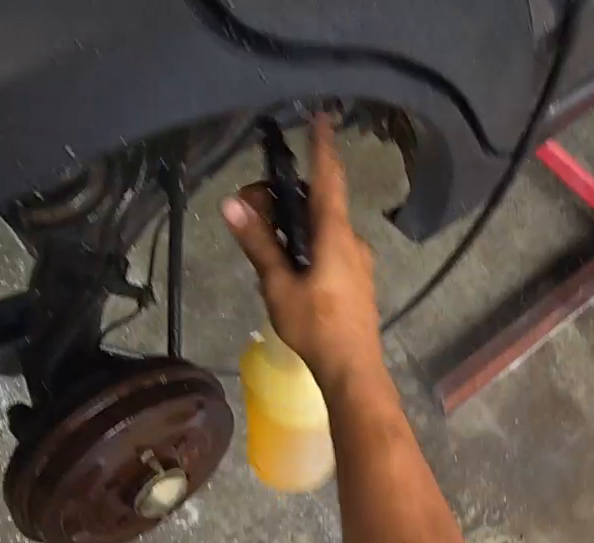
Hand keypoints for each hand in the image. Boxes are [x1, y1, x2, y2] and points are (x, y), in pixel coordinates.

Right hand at [221, 116, 386, 394]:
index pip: (328, 179)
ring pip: (324, 232)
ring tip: (266, 250)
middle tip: (251, 214)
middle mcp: (354, 243)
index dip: (323, 147)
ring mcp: (361, 265)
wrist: (353, 370)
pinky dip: (309, 248)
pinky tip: (290, 273)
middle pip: (319, 207)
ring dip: (295, 229)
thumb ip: (258, 243)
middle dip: (286, 201)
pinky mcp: (360, 285)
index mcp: (336, 235)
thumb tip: (232, 204)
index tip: (321, 120)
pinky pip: (332, 253)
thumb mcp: (279, 285)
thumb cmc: (317, 328)